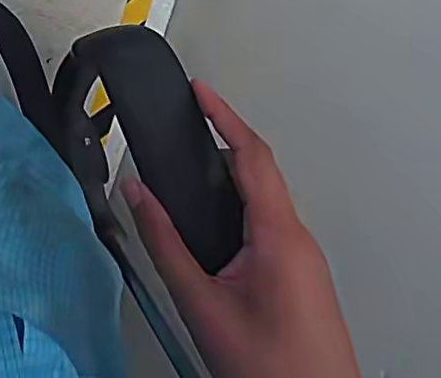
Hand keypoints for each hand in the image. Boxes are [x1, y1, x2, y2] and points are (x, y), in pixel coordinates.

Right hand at [121, 81, 359, 377]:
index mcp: (280, 238)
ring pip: (266, 195)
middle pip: (262, 169)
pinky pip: (269, 218)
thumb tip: (136, 192)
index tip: (201, 90)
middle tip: (194, 111)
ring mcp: (304, 262)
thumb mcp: (200, 300)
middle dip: (225, 133)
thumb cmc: (273, 369)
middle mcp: (299, 244)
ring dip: (233, 165)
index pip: (253, 156)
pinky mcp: (301, 277)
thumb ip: (163, 241)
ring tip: (197, 150)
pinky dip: (240, 193)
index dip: (224, 115)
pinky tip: (216, 204)